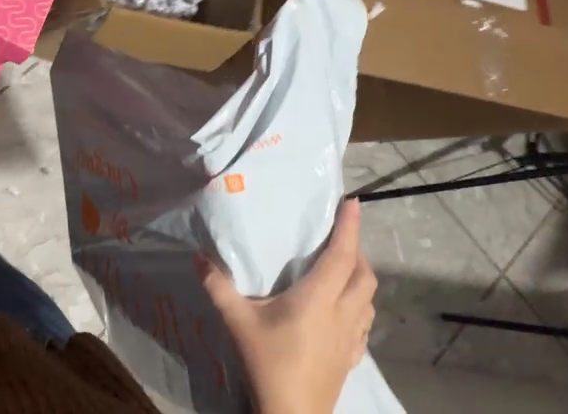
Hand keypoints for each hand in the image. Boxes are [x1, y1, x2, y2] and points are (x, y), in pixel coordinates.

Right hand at [198, 198, 376, 413]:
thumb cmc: (269, 364)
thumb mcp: (237, 321)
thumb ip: (218, 286)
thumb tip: (197, 255)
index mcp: (318, 299)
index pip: (341, 256)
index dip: (349, 228)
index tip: (352, 203)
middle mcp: (342, 314)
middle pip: (364, 276)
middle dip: (357, 251)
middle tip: (338, 236)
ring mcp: (351, 338)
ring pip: (369, 300)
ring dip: (360, 278)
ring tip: (341, 268)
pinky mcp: (351, 357)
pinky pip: (365, 323)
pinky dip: (360, 306)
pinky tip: (342, 309)